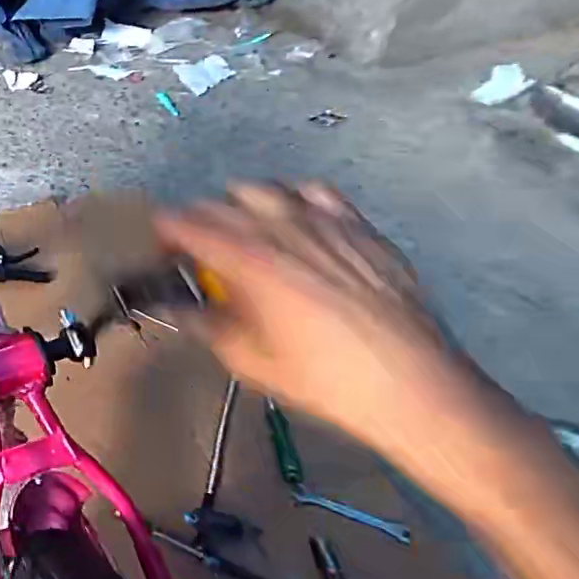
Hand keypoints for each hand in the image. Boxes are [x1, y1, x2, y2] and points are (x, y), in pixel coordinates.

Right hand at [155, 181, 488, 452]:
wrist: (414, 389)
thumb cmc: (319, 377)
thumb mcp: (244, 357)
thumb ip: (200, 322)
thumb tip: (170, 306)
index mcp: (244, 258)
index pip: (182, 222)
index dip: (164, 233)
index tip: (164, 253)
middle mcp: (278, 229)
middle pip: (216, 203)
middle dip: (197, 222)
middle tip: (199, 251)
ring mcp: (322, 223)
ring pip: (263, 189)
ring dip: (241, 205)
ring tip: (246, 231)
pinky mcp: (359, 228)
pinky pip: (317, 193)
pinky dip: (296, 201)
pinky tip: (300, 224)